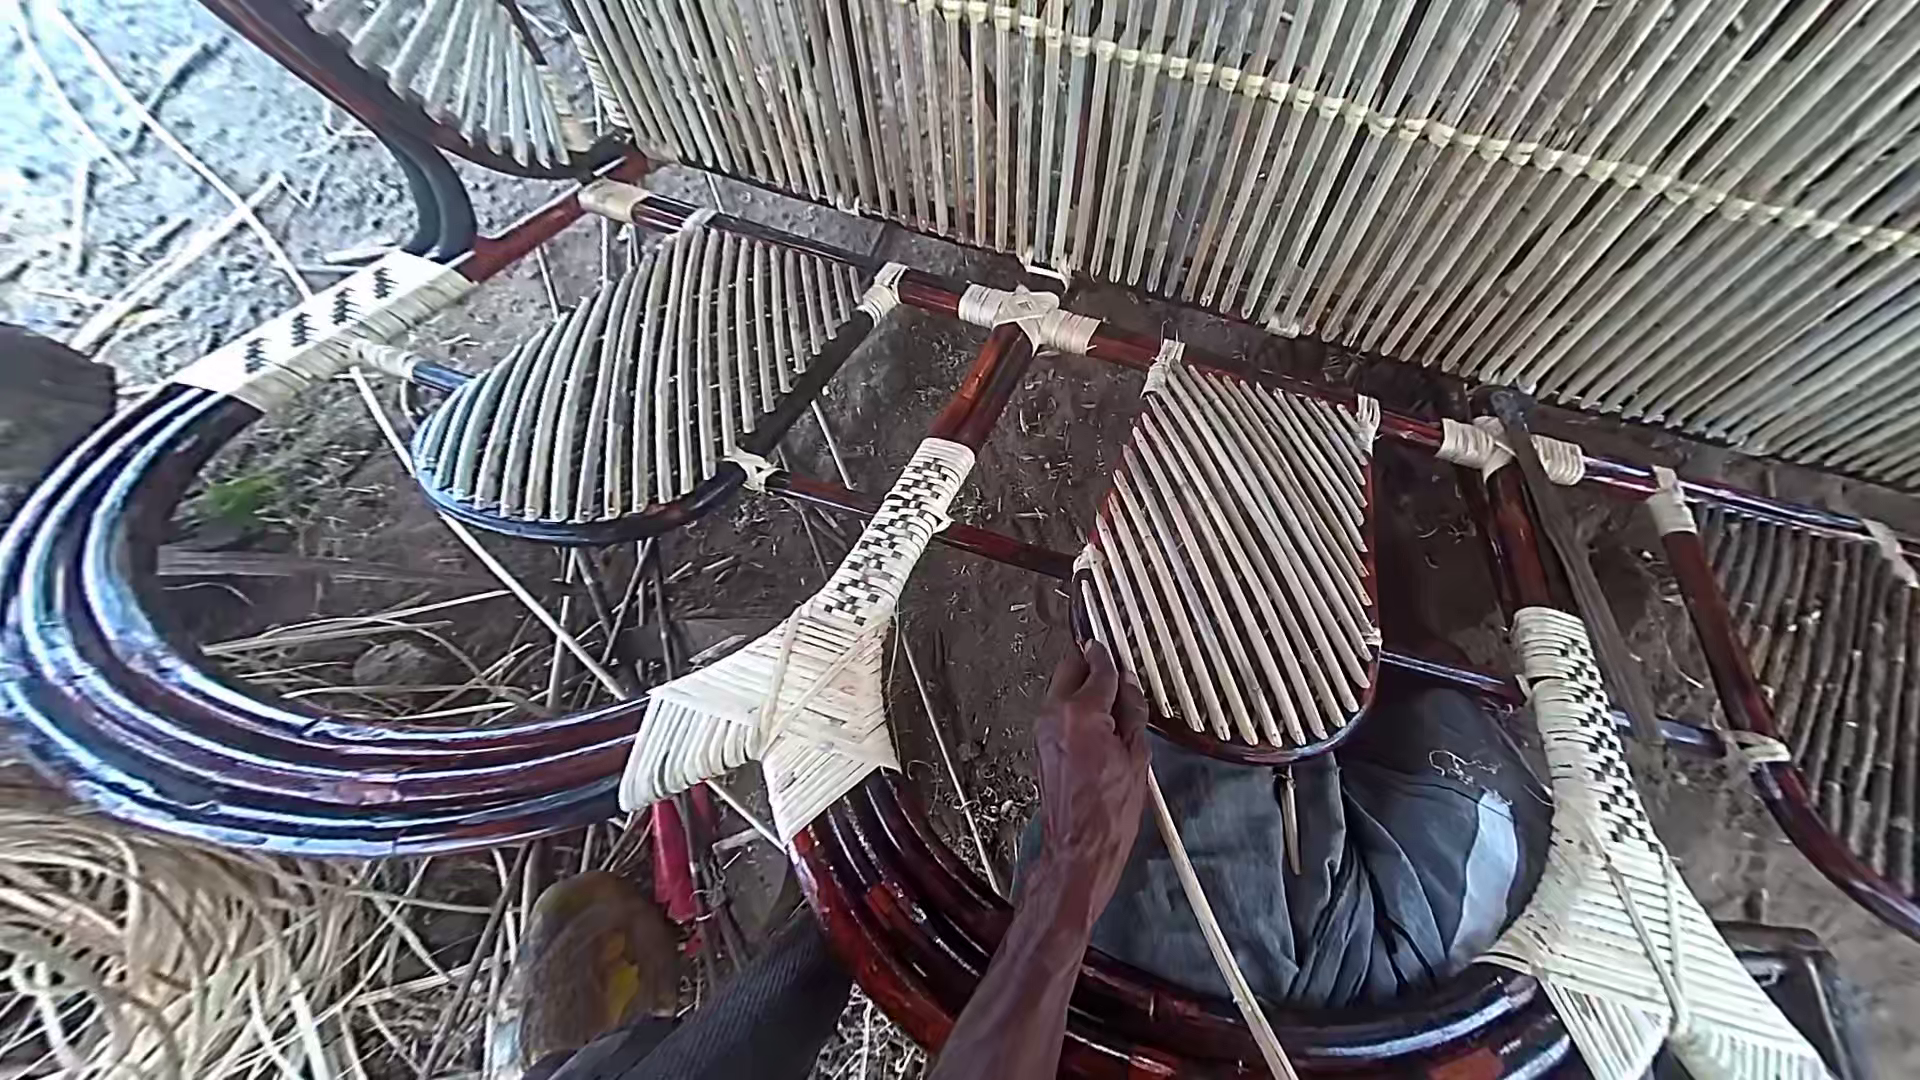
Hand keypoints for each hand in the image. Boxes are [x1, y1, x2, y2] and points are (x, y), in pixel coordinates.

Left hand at [1033, 639, 1148, 917]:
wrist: (1078, 845)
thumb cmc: (1110, 811)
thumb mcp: (1136, 758)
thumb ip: (1132, 712)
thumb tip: (1128, 685)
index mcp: (1081, 713)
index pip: (1097, 668)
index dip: (1111, 657)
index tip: (1118, 650)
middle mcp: (1054, 713)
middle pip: (1070, 666)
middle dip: (1091, 665)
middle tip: (1115, 673)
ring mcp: (1042, 726)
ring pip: (1061, 686)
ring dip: (1082, 686)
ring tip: (1111, 705)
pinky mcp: (1039, 740)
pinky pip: (1057, 708)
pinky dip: (1074, 706)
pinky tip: (1096, 723)